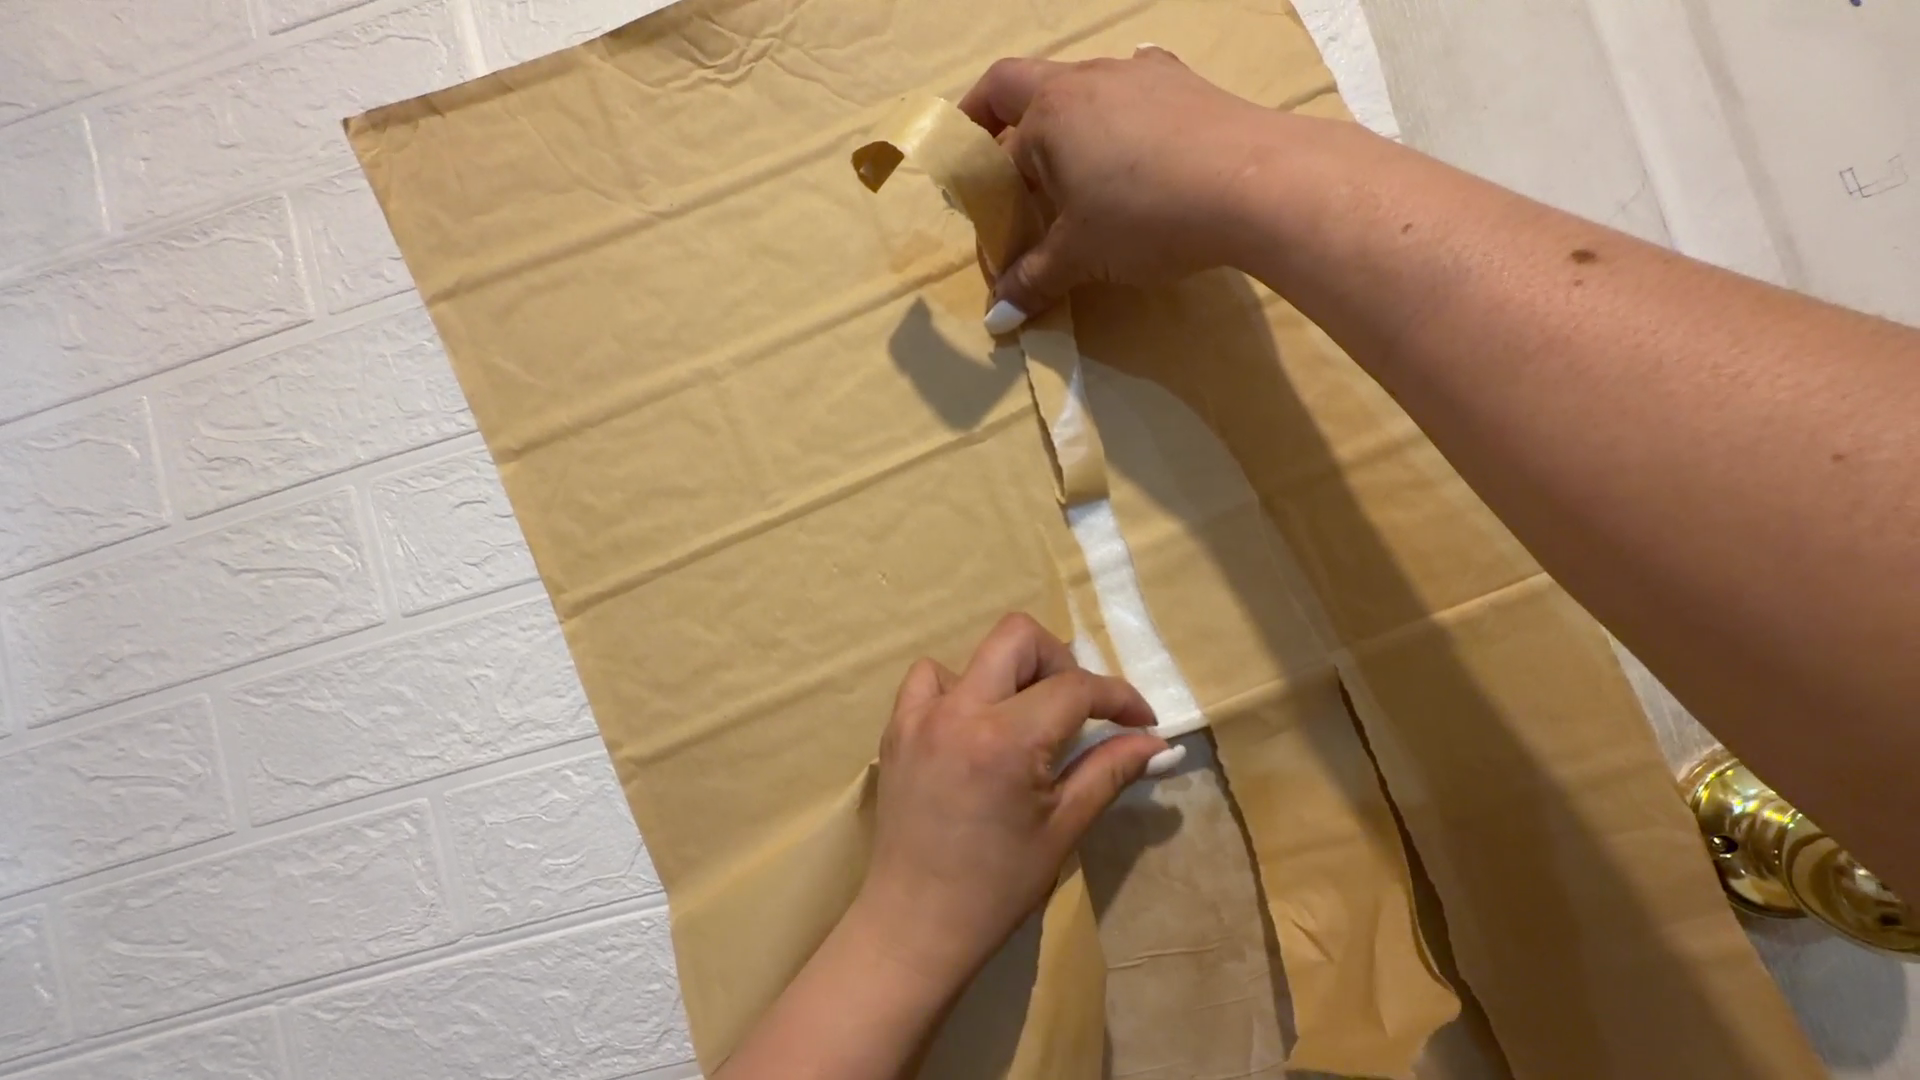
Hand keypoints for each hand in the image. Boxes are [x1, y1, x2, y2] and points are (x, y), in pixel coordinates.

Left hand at [853, 613, 1169, 986]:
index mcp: (1007, 739)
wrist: (916, 923)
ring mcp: (920, 715)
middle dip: (1061, 661)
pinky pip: (928, 679)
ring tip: (1024, 720)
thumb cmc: (998, 886)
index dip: (1118, 696)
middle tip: (1078, 708)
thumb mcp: (1065, 827)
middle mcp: (960, 711)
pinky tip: (971, 725)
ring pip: (974, 654)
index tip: (1141, 719)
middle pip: (1020, 636)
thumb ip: (1110, 770)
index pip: (1075, 687)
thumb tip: (1156, 741)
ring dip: (1010, 674)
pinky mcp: (896, 728)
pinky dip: (959, 687)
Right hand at [959, 48, 1285, 327]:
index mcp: (1049, 111)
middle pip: (1027, 88)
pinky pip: (1134, 97)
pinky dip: (1119, 125)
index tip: (975, 184)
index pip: (993, 118)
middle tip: (1012, 178)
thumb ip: (1032, 281)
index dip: (976, 151)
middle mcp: (1089, 77)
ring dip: (1068, 129)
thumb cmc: (1145, 215)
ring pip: (1084, 91)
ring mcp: (1142, 74)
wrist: (1255, 184)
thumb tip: (995, 320)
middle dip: (1008, 128)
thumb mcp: (1079, 256)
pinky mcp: (1186, 85)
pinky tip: (1135, 159)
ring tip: (1077, 178)